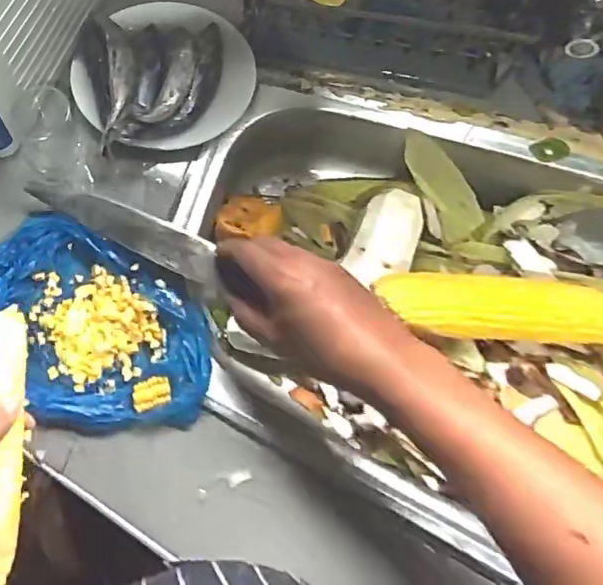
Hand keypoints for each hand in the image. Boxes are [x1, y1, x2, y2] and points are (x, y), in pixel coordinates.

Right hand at [216, 237, 423, 391]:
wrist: (386, 360)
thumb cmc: (325, 355)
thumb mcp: (274, 340)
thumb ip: (244, 313)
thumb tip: (231, 296)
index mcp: (278, 273)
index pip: (239, 247)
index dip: (223, 254)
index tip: (216, 267)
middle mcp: (298, 257)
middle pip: (260, 241)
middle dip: (243, 253)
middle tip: (235, 277)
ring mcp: (320, 260)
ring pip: (282, 247)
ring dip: (266, 258)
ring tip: (263, 286)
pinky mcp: (337, 268)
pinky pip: (301, 256)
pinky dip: (287, 264)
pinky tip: (292, 292)